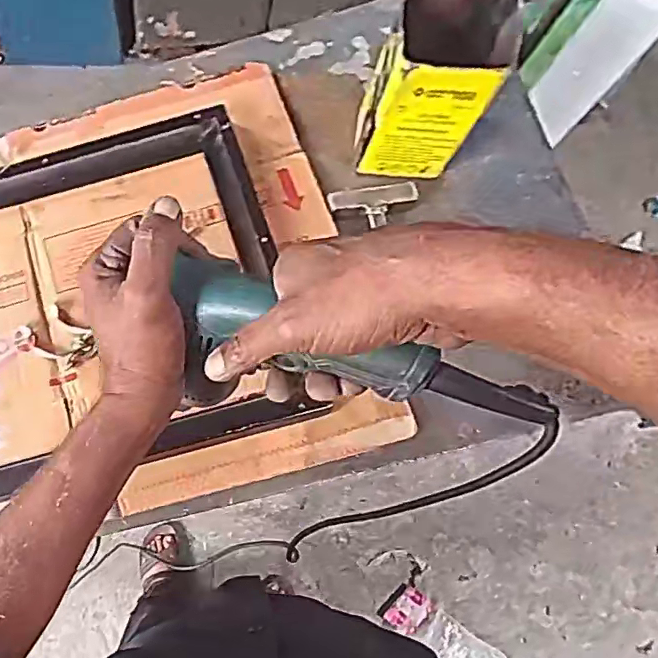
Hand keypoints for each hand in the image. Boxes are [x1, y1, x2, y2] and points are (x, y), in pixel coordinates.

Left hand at [77, 196, 199, 422]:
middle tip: (201, 275)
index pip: (140, 229)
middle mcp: (114, 282)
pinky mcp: (151, 316)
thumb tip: (165, 209)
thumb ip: (155, 247)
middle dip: (186, 259)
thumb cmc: (140, 356)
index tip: (189, 256)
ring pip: (170, 269)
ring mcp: (133, 300)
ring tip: (205, 291)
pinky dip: (192, 294)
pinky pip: (176, 291)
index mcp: (101, 270)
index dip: (170, 237)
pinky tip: (201, 306)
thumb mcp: (147, 292)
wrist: (148, 397)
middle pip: (158, 247)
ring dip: (193, 277)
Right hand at [204, 225, 480, 398]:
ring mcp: (356, 299)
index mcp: (293, 270)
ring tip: (336, 383)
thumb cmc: (376, 288)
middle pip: (293, 336)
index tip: (255, 370)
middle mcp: (324, 280)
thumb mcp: (293, 326)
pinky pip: (359, 351)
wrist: (440, 290)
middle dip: (296, 369)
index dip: (256, 347)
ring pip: (328, 348)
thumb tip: (217, 361)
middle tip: (293, 386)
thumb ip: (250, 345)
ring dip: (328, 375)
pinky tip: (363, 376)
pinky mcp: (384, 318)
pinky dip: (358, 369)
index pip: (257, 311)